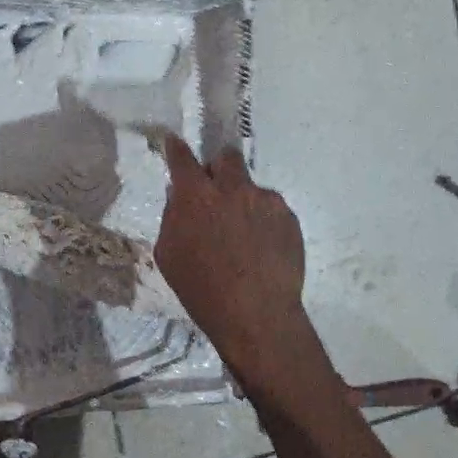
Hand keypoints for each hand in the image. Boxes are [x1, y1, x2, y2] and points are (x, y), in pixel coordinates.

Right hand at [155, 137, 315, 389]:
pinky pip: (271, 209)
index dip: (176, 148)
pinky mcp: (289, 217)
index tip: (174, 142)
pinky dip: (263, 222)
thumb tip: (180, 198)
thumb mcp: (169, 254)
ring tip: (243, 236)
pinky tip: (261, 249)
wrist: (257, 315)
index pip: (182, 157)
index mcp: (196, 196)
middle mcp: (232, 188)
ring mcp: (265, 200)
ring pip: (251, 187)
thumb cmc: (202, 290)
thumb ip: (173, 217)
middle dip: (219, 168)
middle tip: (216, 191)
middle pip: (226, 157)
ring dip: (243, 201)